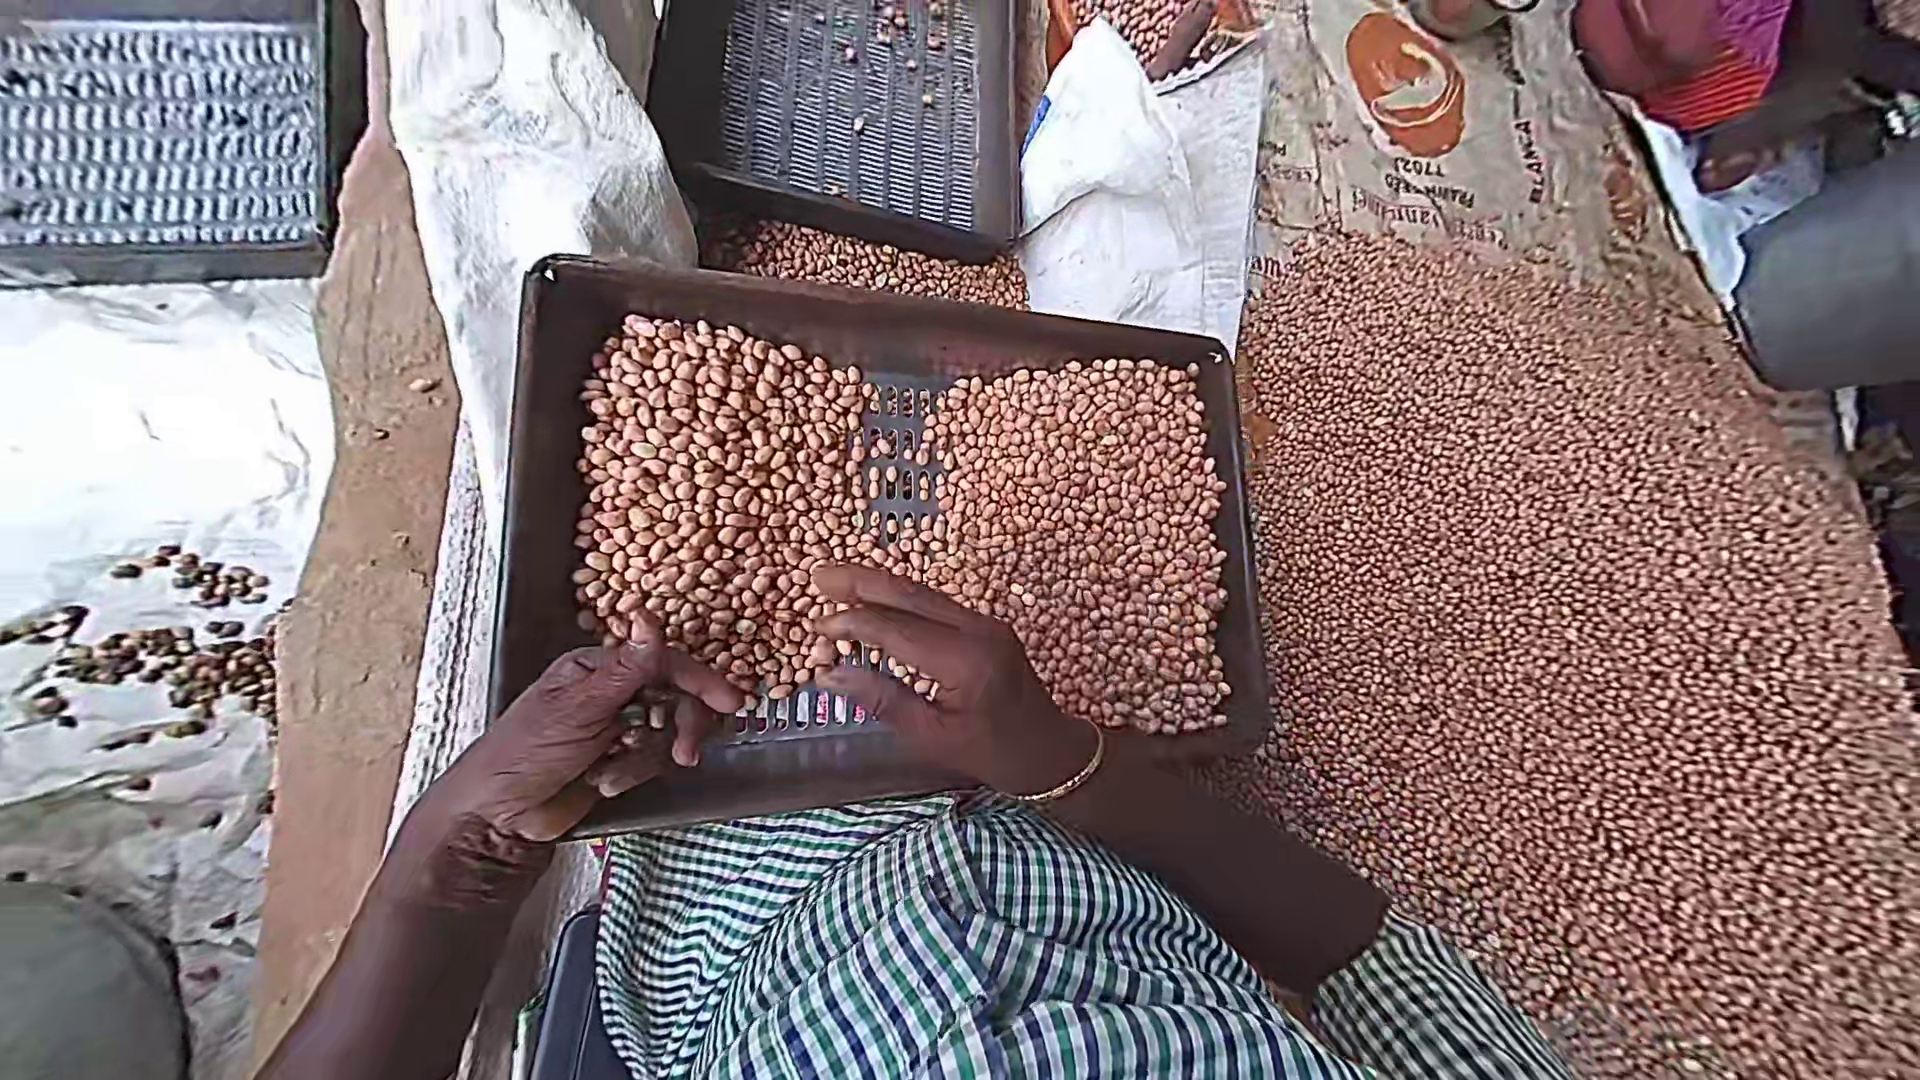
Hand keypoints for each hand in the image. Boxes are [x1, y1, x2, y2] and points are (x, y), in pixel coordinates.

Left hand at [424, 611, 745, 843]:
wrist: (494, 823)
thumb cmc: (523, 755)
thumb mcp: (579, 709)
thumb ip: (626, 667)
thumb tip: (648, 616)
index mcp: (601, 668)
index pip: (665, 663)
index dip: (701, 681)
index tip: (731, 702)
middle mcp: (616, 690)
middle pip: (677, 697)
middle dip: (682, 726)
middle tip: (687, 753)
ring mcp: (621, 724)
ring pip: (670, 729)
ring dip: (649, 755)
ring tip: (618, 774)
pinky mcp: (624, 756)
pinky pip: (655, 756)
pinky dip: (636, 771)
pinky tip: (606, 782)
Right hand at [811, 564, 1099, 796]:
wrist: (1050, 748)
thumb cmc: (993, 753)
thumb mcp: (933, 738)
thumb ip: (883, 701)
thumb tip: (829, 675)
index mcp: (966, 662)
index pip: (899, 630)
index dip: (855, 623)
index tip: (819, 625)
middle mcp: (979, 630)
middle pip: (912, 594)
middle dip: (862, 581)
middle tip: (820, 575)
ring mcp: (985, 622)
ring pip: (923, 593)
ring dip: (879, 585)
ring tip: (838, 580)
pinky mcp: (985, 624)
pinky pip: (936, 603)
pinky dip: (901, 599)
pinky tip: (875, 597)